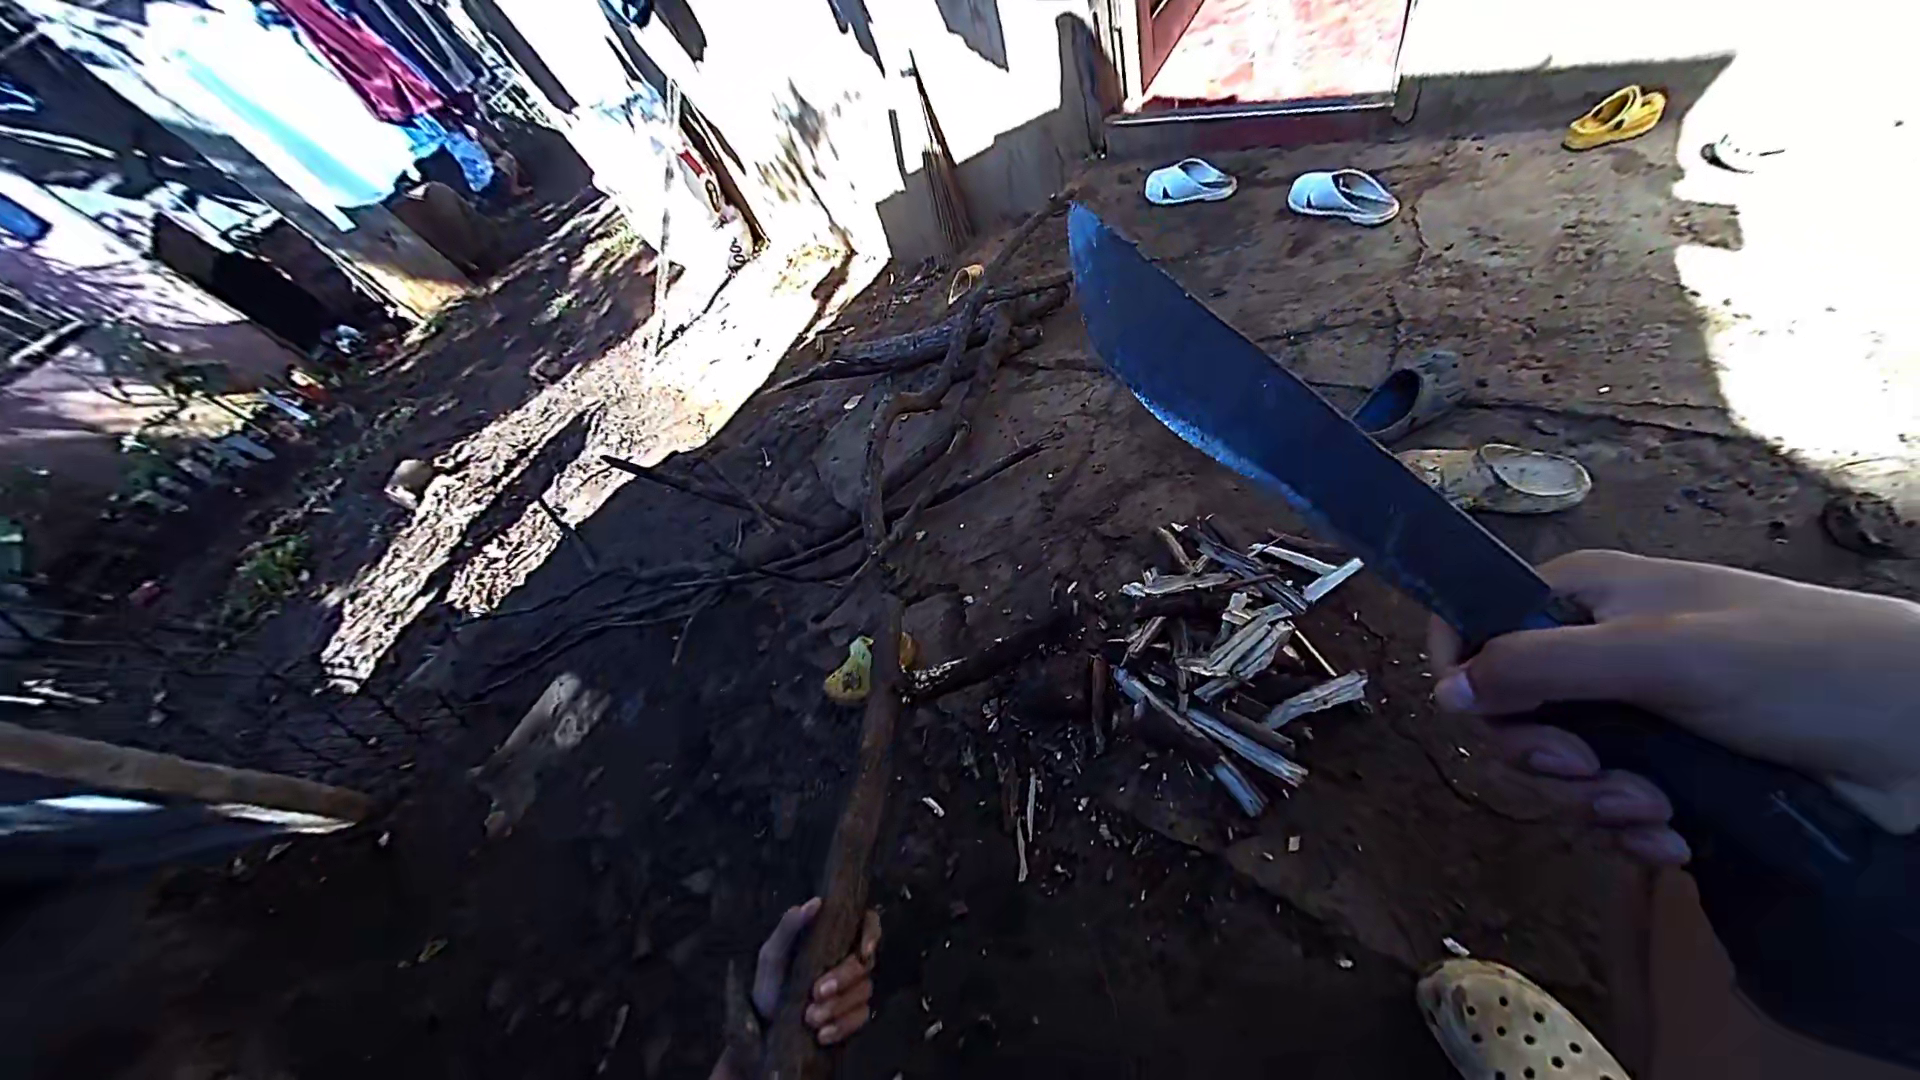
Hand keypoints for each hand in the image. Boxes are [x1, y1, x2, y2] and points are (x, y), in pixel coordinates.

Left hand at [753, 897, 880, 1044]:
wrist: (763, 1027)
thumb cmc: (771, 982)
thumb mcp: (773, 953)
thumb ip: (790, 926)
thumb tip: (815, 902)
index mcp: (836, 938)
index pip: (869, 924)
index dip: (872, 934)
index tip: (862, 951)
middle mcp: (850, 959)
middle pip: (864, 963)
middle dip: (843, 978)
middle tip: (817, 992)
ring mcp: (853, 989)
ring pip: (864, 991)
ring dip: (838, 1006)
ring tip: (810, 1018)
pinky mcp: (852, 1016)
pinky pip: (860, 1018)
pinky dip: (842, 1026)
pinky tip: (822, 1034)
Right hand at [1429, 550, 1919, 863]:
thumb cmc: (1808, 668)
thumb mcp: (1662, 655)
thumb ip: (1537, 666)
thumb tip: (1441, 695)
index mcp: (1572, 600)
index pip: (1469, 625)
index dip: (1459, 670)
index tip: (1482, 714)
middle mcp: (1580, 652)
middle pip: (1499, 707)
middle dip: (1536, 751)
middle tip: (1586, 769)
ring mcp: (1617, 713)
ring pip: (1541, 762)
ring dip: (1584, 797)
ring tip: (1651, 810)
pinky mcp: (1653, 768)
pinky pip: (1591, 801)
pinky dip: (1620, 826)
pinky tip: (1667, 837)